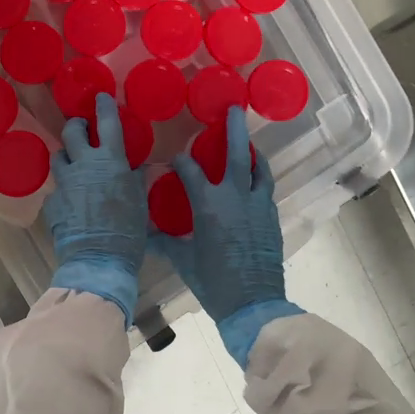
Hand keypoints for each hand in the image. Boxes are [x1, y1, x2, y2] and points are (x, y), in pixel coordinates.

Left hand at [44, 92, 148, 322]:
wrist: (99, 259)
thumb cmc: (128, 231)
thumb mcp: (139, 202)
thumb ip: (134, 180)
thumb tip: (135, 169)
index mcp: (110, 161)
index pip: (106, 123)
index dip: (104, 107)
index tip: (101, 97)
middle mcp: (83, 165)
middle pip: (71, 132)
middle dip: (76, 125)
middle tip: (82, 128)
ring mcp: (64, 183)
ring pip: (59, 158)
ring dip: (67, 157)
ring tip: (75, 166)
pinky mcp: (52, 202)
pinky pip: (57, 190)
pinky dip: (65, 192)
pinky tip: (72, 204)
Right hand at [152, 107, 301, 365]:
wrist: (253, 304)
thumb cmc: (213, 282)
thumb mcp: (183, 261)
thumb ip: (163, 241)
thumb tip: (143, 234)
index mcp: (209, 204)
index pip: (191, 170)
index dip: (181, 161)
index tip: (174, 159)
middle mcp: (235, 197)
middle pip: (236, 154)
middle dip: (234, 129)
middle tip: (234, 109)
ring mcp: (258, 206)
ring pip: (258, 168)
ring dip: (253, 151)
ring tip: (248, 141)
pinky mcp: (271, 217)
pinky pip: (266, 188)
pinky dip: (260, 176)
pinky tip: (256, 178)